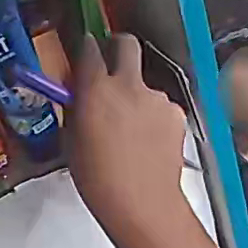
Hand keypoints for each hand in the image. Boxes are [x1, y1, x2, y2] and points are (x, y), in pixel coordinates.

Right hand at [65, 33, 192, 247]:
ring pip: (145, 83)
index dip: (86, 48)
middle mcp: (129, 86)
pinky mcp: (176, 115)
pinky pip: (161, 107)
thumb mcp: (72, 142)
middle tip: (110, 65)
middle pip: (126, 44)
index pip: (89, 48)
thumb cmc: (100, 181)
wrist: (142, 203)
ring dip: (136, 96)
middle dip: (117, 48)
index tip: (84, 52)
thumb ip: (75, 110)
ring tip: (128, 129)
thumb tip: (77, 97)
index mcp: (96, 89)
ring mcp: (156, 99)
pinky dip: (153, 117)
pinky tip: (146, 141)